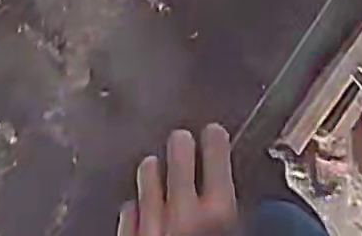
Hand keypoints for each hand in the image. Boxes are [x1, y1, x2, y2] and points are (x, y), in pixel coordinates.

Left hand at [118, 125, 237, 235]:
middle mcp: (183, 213)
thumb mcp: (232, 233)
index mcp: (218, 212)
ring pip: (147, 170)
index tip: (213, 135)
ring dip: (154, 172)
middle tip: (184, 146)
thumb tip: (232, 184)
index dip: (214, 138)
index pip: (216, 144)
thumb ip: (231, 208)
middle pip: (179, 145)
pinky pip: (128, 209)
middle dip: (182, 144)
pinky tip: (142, 210)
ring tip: (160, 173)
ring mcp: (149, 226)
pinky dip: (136, 208)